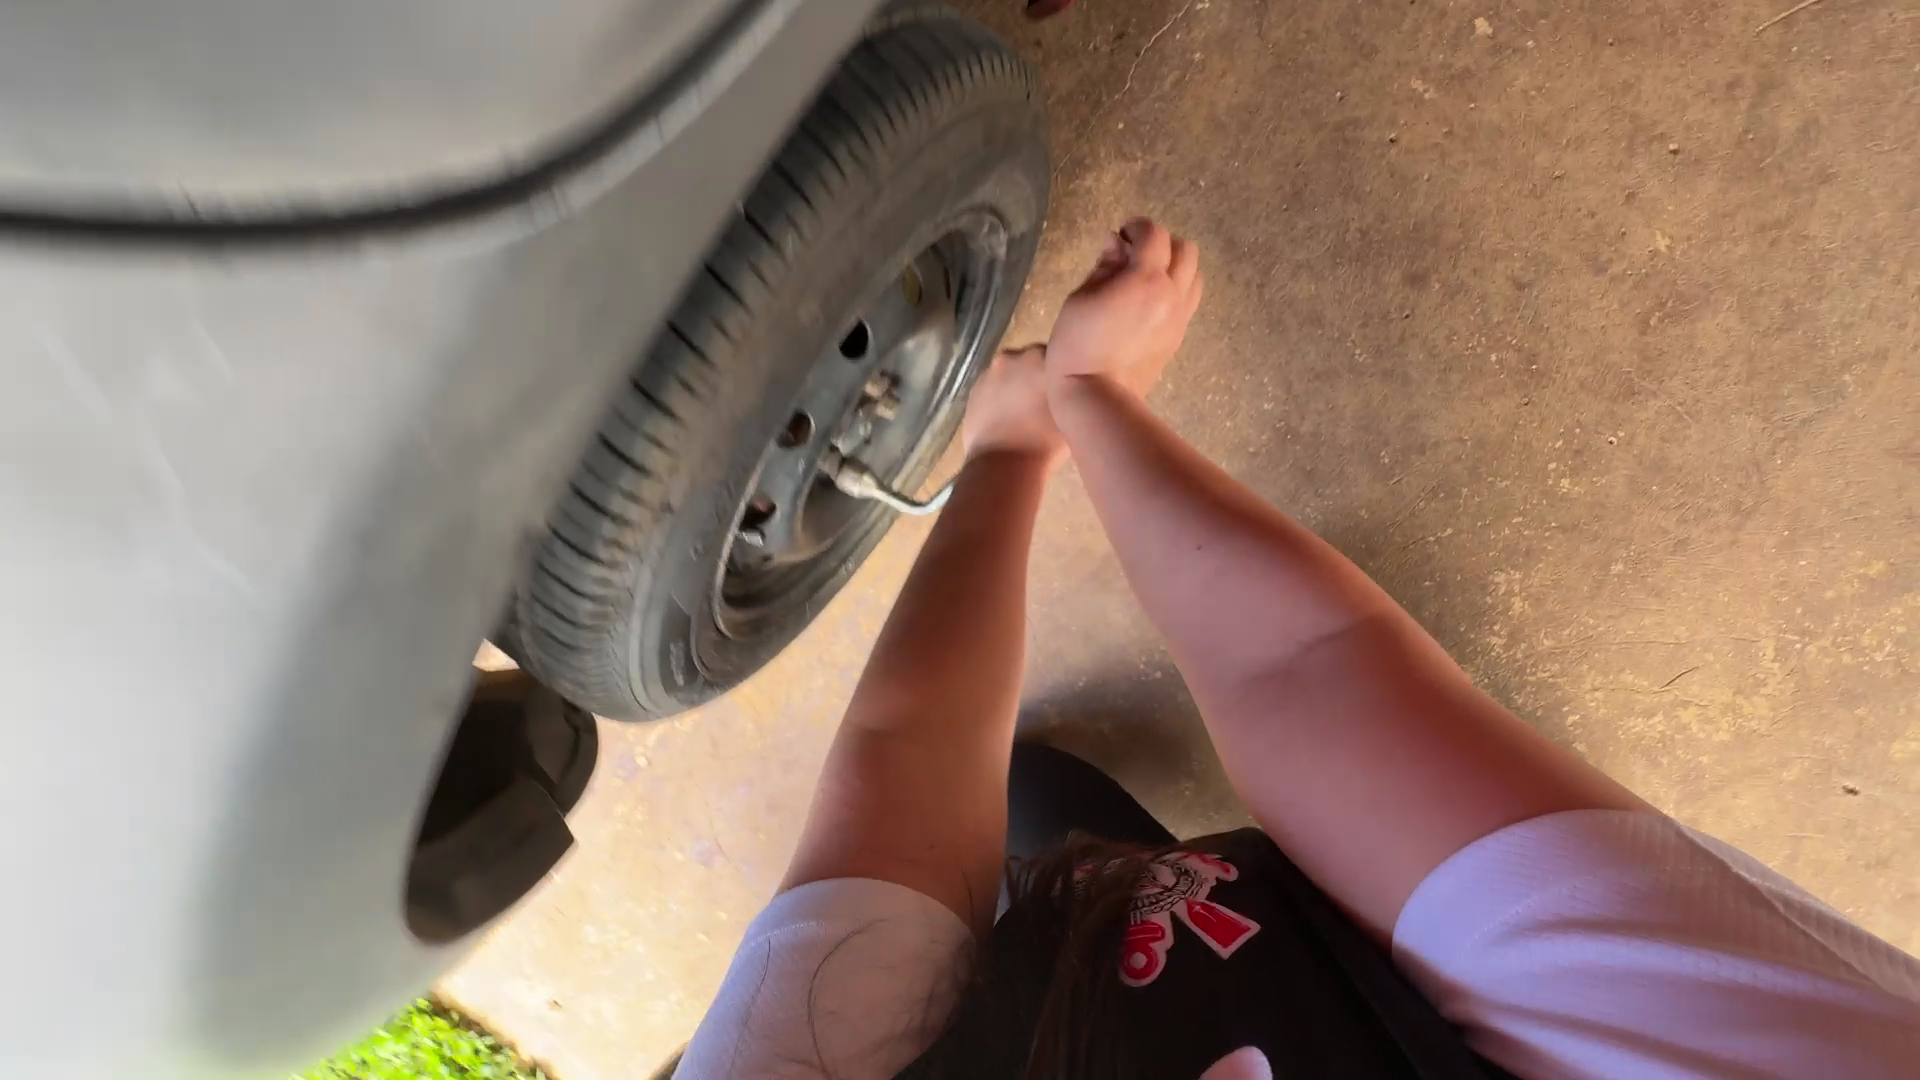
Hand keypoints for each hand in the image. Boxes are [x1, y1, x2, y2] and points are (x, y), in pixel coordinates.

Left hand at [961, 345, 1065, 465]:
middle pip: (1028, 360)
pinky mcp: (972, 391)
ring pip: (1007, 374)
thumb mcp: (1071, 412)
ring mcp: (988, 373)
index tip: (1061, 390)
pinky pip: (990, 388)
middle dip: (1034, 376)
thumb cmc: (1046, 442)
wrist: (1003, 464)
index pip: (1055, 354)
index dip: (1058, 372)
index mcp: (1042, 356)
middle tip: (1040, 402)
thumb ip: (1069, 390)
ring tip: (1021, 412)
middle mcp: (1013, 356)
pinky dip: (997, 398)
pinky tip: (1003, 418)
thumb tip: (1068, 387)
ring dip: (1014, 385)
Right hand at [1045, 218, 1202, 399]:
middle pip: (1184, 249)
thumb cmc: (1078, 347)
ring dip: (1174, 267)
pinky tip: (1150, 303)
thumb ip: (1104, 267)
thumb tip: (1116, 243)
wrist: (1096, 396)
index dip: (1136, 228)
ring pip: (1193, 275)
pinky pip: (1188, 301)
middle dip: (1160, 244)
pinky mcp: (1177, 337)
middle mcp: (1171, 294)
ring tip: (1147, 279)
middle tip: (1134, 256)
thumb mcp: (1080, 299)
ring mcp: (1179, 318)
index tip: (1119, 236)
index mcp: (1145, 280)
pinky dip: (1175, 291)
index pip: (1154, 234)